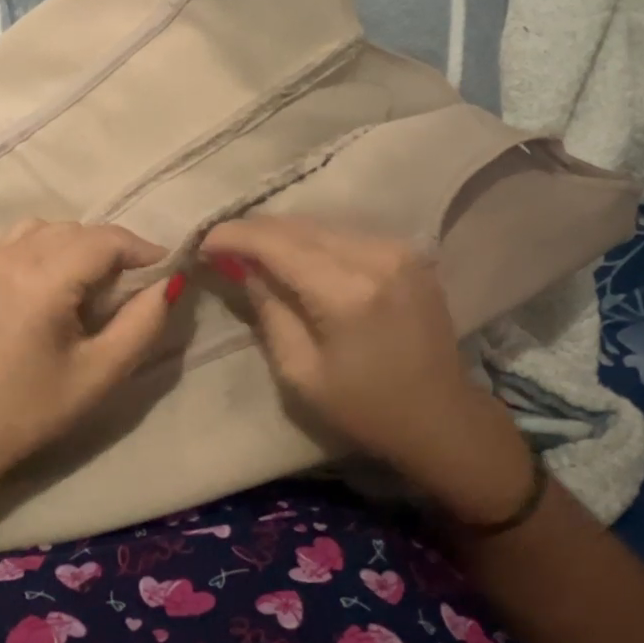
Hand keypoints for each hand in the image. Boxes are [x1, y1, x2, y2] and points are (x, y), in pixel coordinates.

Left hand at [0, 220, 175, 530]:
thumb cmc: (35, 408)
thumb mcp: (101, 372)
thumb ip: (143, 322)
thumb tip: (171, 282)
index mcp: (41, 282)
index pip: (105, 240)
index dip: (143, 250)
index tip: (167, 271)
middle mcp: (11, 258)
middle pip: (79, 230)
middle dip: (115, 249)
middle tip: (136, 286)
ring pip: (51, 229)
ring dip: (83, 245)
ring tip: (99, 283)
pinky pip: (23, 237)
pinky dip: (51, 244)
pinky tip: (61, 279)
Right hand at [200, 217, 534, 524]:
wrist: (441, 417)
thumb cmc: (364, 408)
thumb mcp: (299, 371)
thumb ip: (269, 310)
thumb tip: (244, 268)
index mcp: (346, 292)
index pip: (276, 243)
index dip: (234, 236)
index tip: (202, 242)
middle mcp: (375, 256)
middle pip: (298, 226)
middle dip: (254, 231)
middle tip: (219, 245)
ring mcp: (398, 250)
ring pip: (321, 225)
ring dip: (282, 234)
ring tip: (250, 250)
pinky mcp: (409, 253)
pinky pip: (346, 234)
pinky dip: (313, 240)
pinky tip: (293, 256)